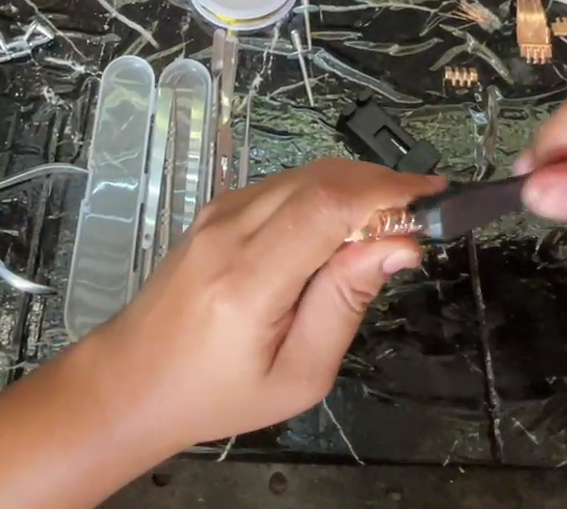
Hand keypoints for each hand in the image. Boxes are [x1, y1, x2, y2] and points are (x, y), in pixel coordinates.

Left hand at [71, 158, 443, 452]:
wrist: (135, 376)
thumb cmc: (216, 392)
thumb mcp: (298, 373)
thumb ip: (345, 303)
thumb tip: (396, 246)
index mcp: (249, 277)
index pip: (326, 207)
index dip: (385, 191)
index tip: (432, 196)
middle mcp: (230, 228)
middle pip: (319, 178)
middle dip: (380, 182)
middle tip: (423, 206)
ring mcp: (219, 211)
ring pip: (303, 174)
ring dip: (355, 184)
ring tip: (392, 216)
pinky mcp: (217, 208)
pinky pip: (282, 185)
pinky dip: (325, 192)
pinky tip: (345, 221)